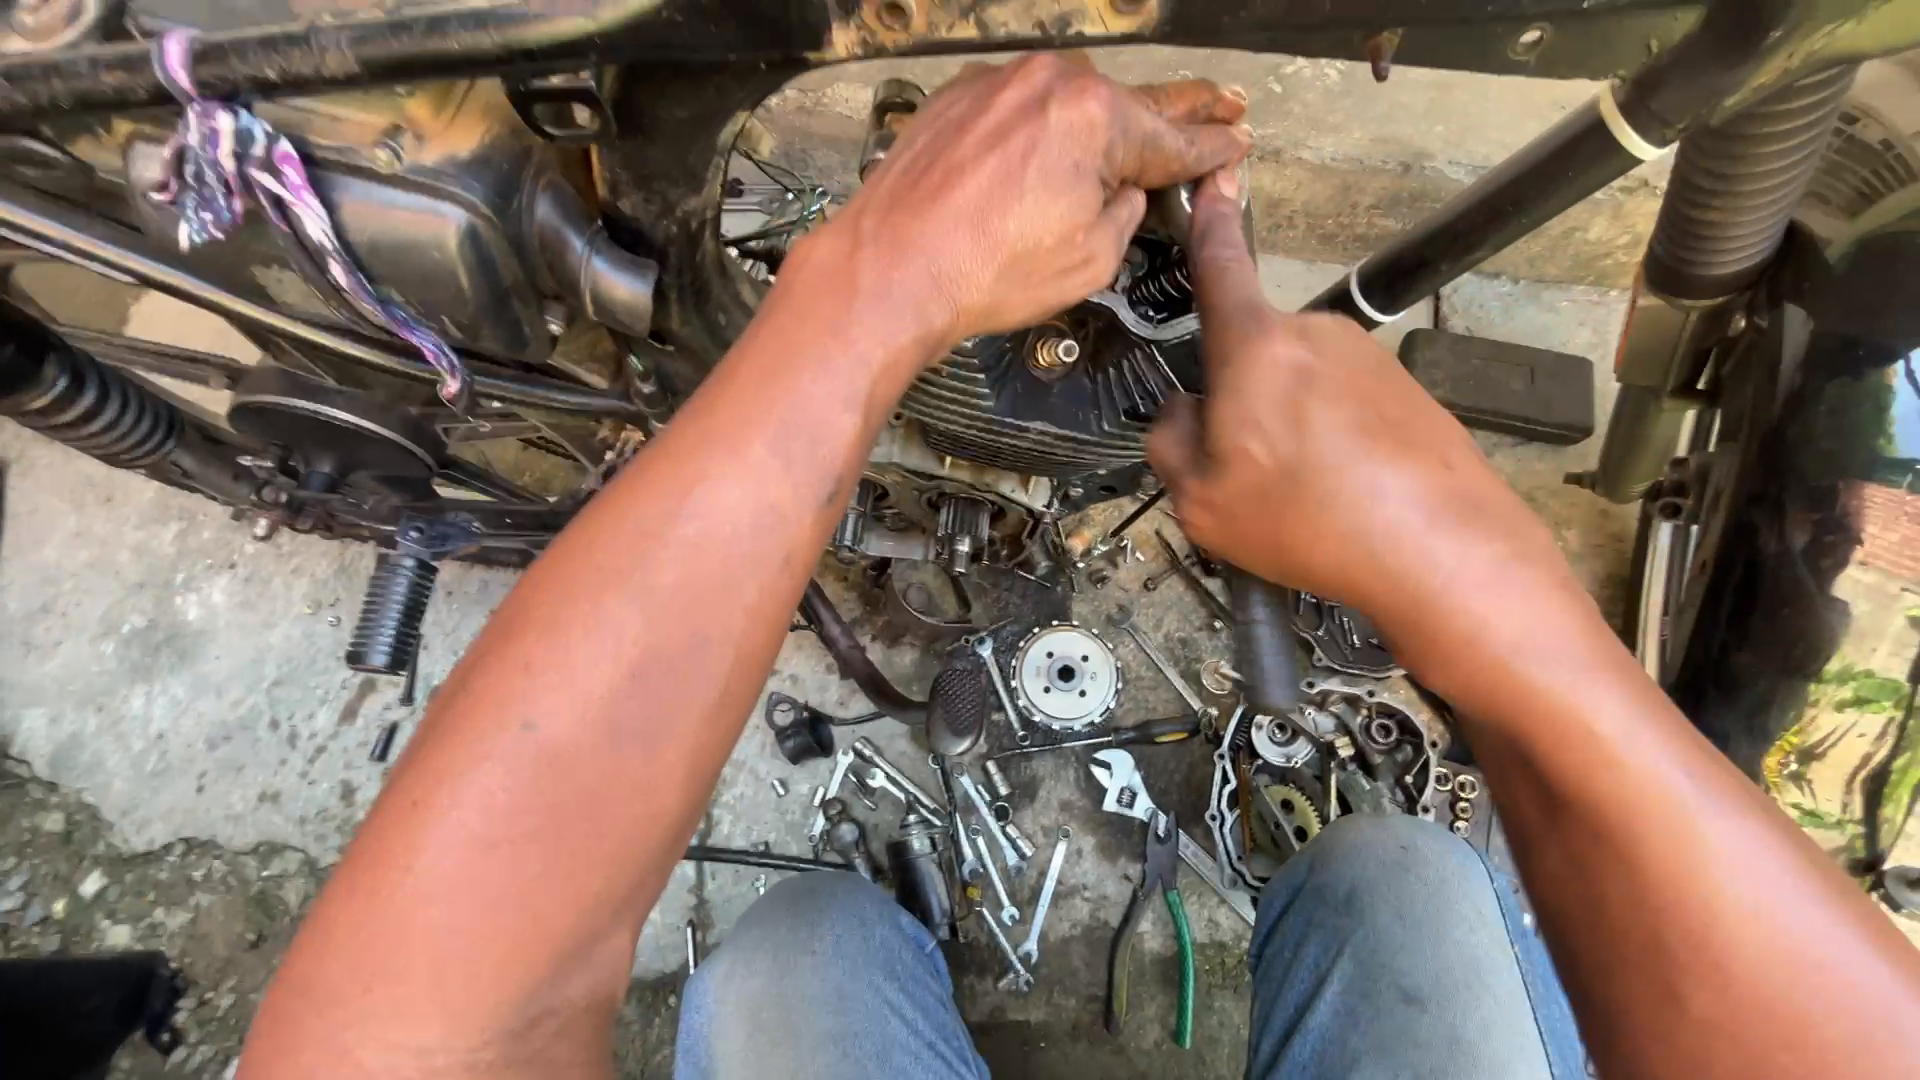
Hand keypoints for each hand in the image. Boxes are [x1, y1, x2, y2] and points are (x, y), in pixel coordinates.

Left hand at [813, 53, 1249, 348]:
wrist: (891, 268)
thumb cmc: (989, 274)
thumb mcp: (1088, 261)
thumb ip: (1123, 215)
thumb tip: (1124, 191)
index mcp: (1096, 118)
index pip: (1172, 136)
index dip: (1210, 147)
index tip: (1237, 141)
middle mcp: (1049, 82)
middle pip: (1128, 101)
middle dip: (1181, 108)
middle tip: (1221, 104)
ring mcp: (997, 84)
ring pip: (1067, 101)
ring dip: (1100, 121)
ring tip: (1130, 131)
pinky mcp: (955, 100)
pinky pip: (1016, 108)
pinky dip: (1039, 127)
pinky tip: (1048, 144)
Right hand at [1146, 170, 1581, 653]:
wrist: (1439, 551)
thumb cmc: (1305, 519)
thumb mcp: (1198, 500)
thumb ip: (1169, 442)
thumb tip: (1185, 411)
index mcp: (1256, 347)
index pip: (1222, 269)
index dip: (1208, 227)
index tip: (1211, 184)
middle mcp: (1314, 335)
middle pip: (1249, 354)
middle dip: (1235, 402)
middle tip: (1243, 472)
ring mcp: (1366, 359)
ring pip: (1292, 384)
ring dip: (1281, 426)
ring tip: (1297, 494)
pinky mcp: (1404, 389)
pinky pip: (1337, 404)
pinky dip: (1325, 440)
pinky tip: (1336, 492)